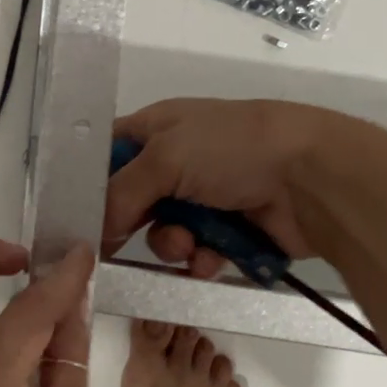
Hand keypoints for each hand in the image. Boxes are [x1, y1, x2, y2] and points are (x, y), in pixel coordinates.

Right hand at [103, 97, 344, 277]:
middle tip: (116, 246)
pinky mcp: (229, 230)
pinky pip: (196, 252)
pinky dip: (199, 258)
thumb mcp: (165, 158)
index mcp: (159, 128)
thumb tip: (96, 232)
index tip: (73, 213)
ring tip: (188, 245)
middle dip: (129, 223)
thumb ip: (120, 194)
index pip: (109, 152)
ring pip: (163, 232)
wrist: (312, 176)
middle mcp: (177, 161)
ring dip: (170, 243)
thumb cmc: (232, 149)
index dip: (90, 180)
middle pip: (132, 200)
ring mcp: (205, 196)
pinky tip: (210, 258)